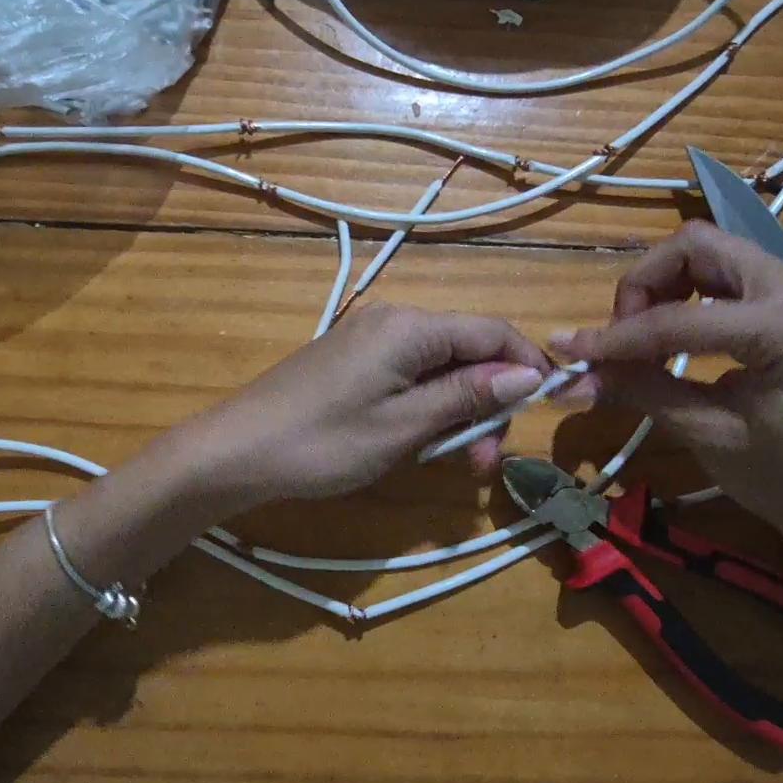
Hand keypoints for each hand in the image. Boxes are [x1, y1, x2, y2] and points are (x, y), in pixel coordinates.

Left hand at [183, 303, 549, 506]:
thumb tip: (530, 374)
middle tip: (483, 463)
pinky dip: (426, 406)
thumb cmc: (324, 442)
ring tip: (454, 462)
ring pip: (439, 367)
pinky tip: (418, 441)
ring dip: (457, 411)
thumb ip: (468, 397)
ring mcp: (368, 338)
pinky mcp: (351, 359)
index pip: (493, 331)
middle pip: (467, 350)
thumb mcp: (405, 427)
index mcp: (411, 326)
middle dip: (488, 402)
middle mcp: (394, 319)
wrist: (236, 450)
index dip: (528, 366)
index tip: (546, 411)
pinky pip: (408, 374)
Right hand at [552, 222, 782, 560]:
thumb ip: (639, 392)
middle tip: (621, 338)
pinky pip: (726, 272)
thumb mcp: (709, 435)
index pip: (679, 318)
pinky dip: (687, 293)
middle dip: (644, 286)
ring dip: (663, 285)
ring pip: (708, 251)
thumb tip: (567, 379)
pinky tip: (674, 334)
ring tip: (643, 338)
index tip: (568, 351)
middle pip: (695, 246)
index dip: (616, 336)